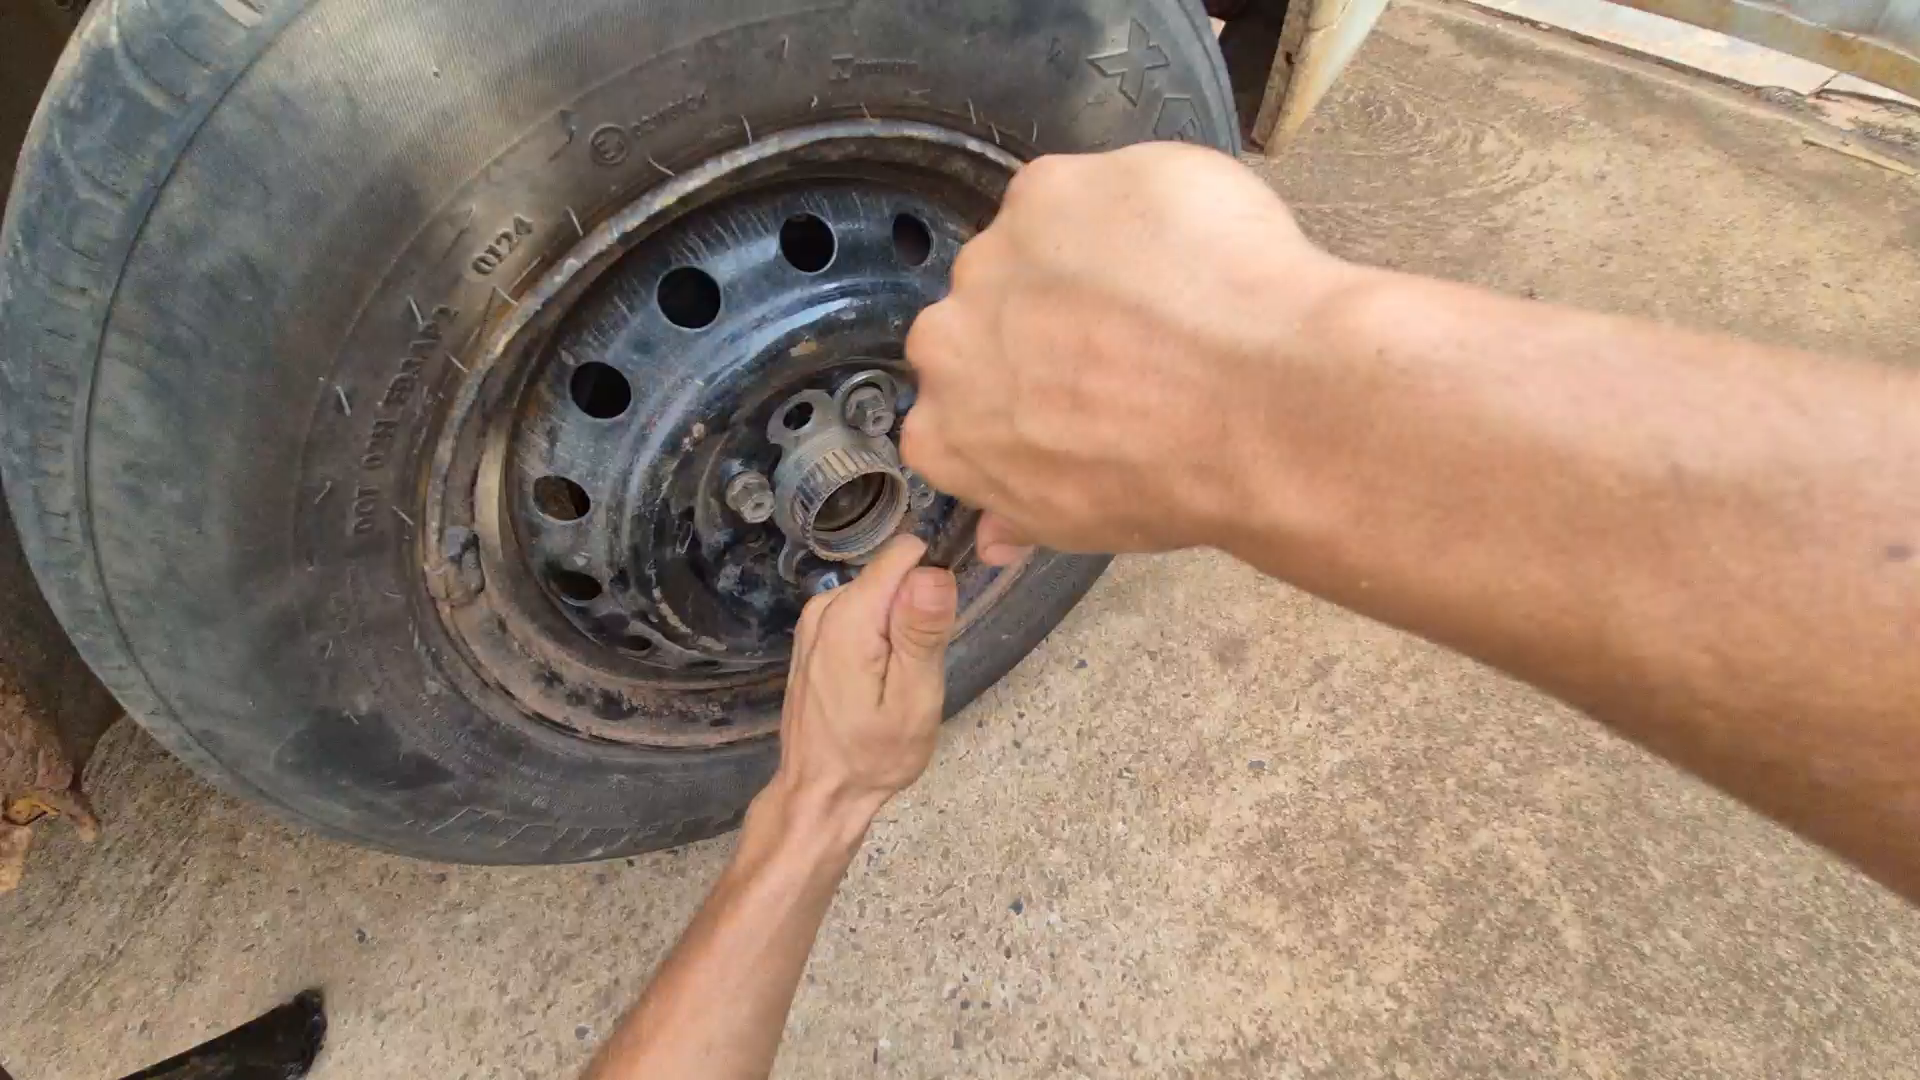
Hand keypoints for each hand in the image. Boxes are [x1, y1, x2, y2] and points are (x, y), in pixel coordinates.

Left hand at [771, 535, 958, 822]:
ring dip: (898, 630)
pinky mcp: (814, 637)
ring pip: (880, 595)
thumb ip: (922, 631)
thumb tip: (933, 571)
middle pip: (892, 576)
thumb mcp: (914, 699)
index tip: (935, 631)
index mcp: (848, 615)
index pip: (903, 554)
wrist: (821, 794)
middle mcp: (824, 606)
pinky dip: (878, 639)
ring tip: (895, 680)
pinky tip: (876, 680)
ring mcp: (814, 621)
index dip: (930, 585)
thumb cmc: (873, 755)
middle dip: (915, 613)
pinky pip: (862, 613)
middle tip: (915, 670)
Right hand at [903, 143, 1361, 562]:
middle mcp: (944, 342)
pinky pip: (1078, 199)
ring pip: (1027, 252)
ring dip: (1076, 267)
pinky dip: (1119, 216)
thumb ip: (1017, 513)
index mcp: (941, 431)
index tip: (1055, 390)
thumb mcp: (1077, 525)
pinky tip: (1174, 253)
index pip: (953, 403)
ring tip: (1155, 298)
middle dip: (1035, 324)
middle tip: (1113, 341)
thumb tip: (995, 533)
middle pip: (982, 318)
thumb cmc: (1170, 482)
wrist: (1256, 406)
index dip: (1010, 391)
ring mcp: (992, 259)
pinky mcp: (1048, 190)